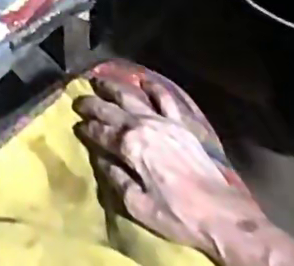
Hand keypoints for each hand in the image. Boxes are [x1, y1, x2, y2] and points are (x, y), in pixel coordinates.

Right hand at [76, 77, 268, 259]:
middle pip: (111, 109)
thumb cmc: (175, 214)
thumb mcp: (138, 205)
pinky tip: (144, 80)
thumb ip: (115, 179)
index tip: (76, 124)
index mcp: (129, 146)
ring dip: (114, 87)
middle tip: (78, 98)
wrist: (217, 211)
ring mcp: (162, 120)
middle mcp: (143, 125)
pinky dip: (152, 87)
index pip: (100, 131)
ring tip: (100, 80)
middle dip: (92, 103)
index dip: (86, 127)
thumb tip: (99, 159)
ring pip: (132, 95)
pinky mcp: (180, 122)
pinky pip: (164, 97)